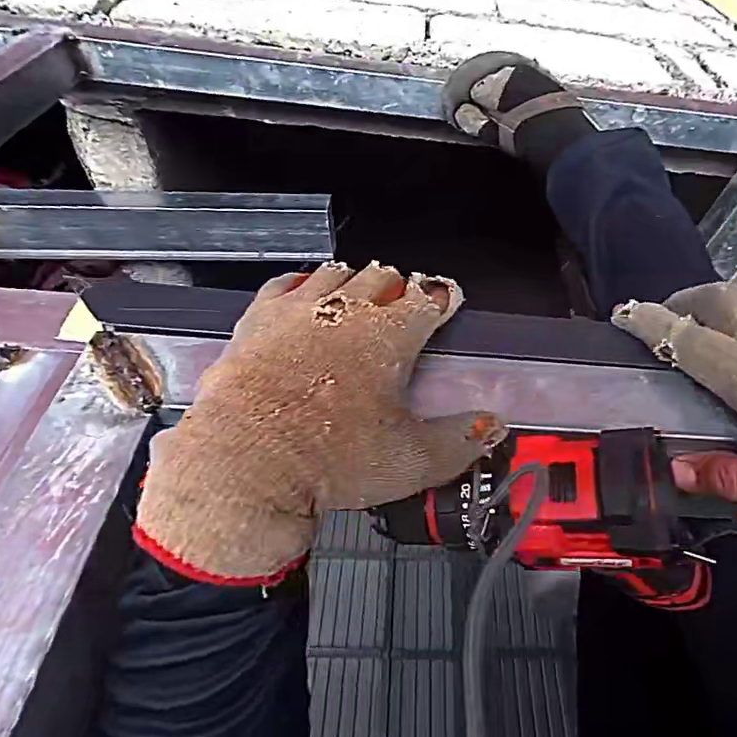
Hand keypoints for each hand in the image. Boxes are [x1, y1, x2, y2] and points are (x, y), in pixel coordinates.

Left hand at [134, 261, 507, 583]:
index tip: (445, 300)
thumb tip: (489, 426)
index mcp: (389, 334)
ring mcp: (298, 310)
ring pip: (335, 273)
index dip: (442, 297)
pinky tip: (302, 291)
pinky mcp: (259, 319)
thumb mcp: (412, 460)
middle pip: (382, 277)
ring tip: (358, 295)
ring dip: (353, 281)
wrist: (246, 463)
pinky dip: (301, 284)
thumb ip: (461, 440)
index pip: (428, 298)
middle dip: (398, 287)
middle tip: (402, 303)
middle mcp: (345, 310)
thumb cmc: (328, 460)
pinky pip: (285, 284)